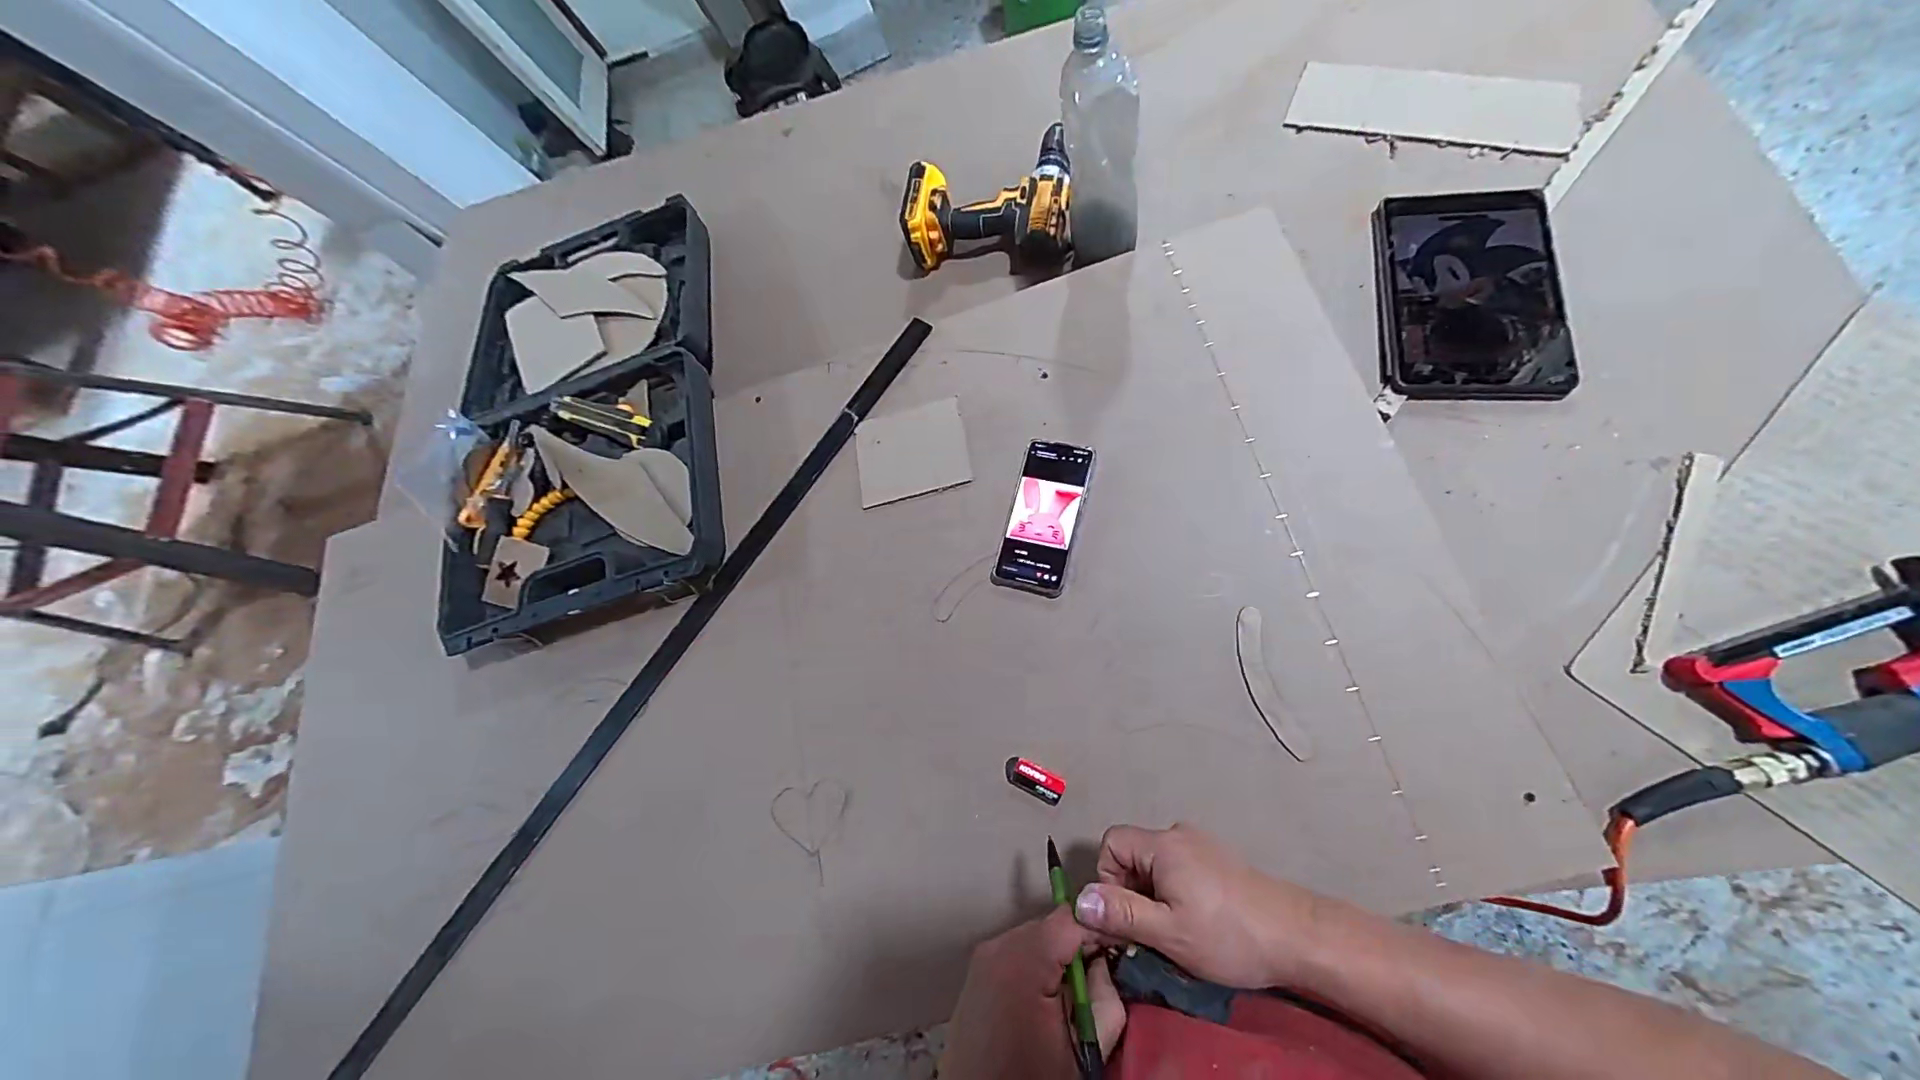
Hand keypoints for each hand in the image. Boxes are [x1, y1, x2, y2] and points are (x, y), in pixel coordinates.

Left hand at [939, 907, 1124, 1079]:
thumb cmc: (1029, 1078)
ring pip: (1035, 937)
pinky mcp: (977, 970)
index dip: (1100, 928)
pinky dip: (1036, 964)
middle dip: (1079, 945)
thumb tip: (1107, 964)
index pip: (1072, 918)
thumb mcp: (1082, 1046)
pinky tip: (1046, 997)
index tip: (1121, 946)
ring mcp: (984, 955)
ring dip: (1057, 956)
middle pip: (1052, 926)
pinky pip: (1017, 951)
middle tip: (1103, 974)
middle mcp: (998, 945)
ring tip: (1074, 991)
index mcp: (1024, 959)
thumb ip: (1105, 998)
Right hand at [1073, 824, 1332, 988]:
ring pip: (1156, 863)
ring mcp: (1202, 844)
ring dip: (1154, 894)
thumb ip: (1121, 913)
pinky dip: (1175, 891)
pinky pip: (1178, 868)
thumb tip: (1078, 899)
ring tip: (1176, 929)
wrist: (1298, 937)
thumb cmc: (1228, 936)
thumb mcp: (1168, 932)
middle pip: (1133, 853)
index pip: (1111, 843)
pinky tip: (1198, 921)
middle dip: (1132, 891)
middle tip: (1151, 930)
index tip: (1126, 915)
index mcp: (1163, 844)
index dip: (1108, 878)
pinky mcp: (1218, 860)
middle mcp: (1179, 834)